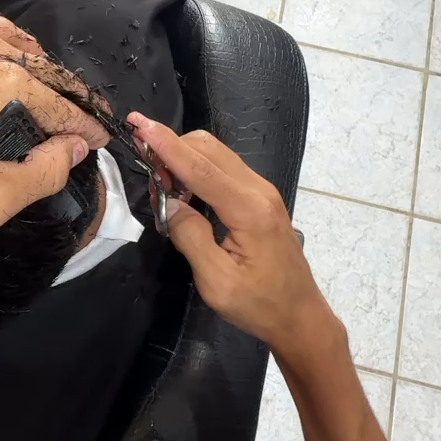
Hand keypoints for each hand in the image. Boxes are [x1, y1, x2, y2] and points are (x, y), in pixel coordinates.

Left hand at [0, 17, 110, 229]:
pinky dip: (5, 48)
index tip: (99, 139)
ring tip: (45, 94)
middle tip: (76, 122)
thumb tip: (72, 149)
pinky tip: (1, 65)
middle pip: (48, 70)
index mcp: (10, 85)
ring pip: (17, 45)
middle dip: (68, 98)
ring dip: (40, 69)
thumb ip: (42, 175)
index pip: (67, 106)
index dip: (88, 126)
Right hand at [126, 112, 341, 359]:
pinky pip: (222, 167)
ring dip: (182, 158)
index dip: (166, 144)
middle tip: (148, 180)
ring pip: (214, 152)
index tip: (139, 123)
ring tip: (163, 188)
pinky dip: (196, 168)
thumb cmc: (259, 305)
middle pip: (206, 148)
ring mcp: (262, 190)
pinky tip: (184, 193)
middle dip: (170, 150)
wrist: (300, 317)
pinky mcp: (259, 196)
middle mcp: (258, 190)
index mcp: (249, 209)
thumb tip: (169, 202)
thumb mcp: (216, 282)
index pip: (200, 167)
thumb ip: (190, 237)